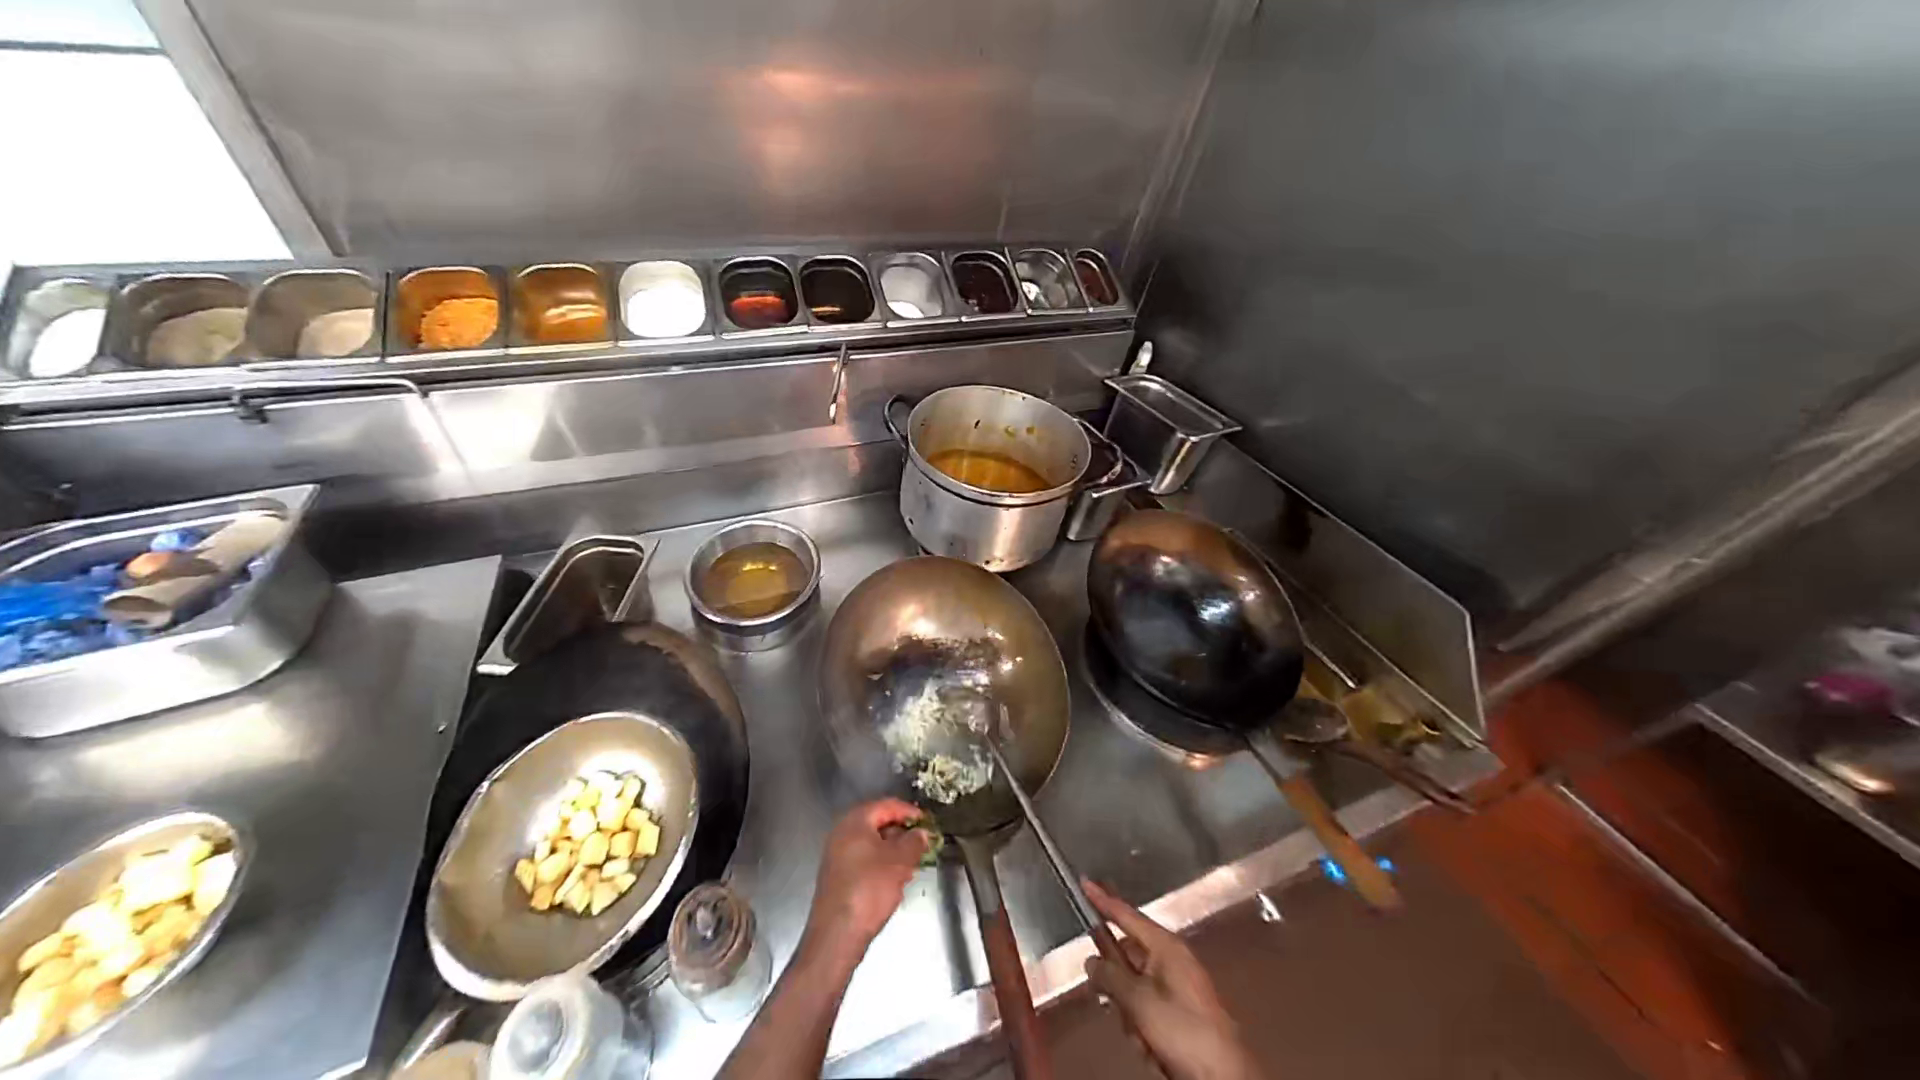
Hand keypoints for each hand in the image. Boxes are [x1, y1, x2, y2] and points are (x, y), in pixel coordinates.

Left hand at [802, 798, 927, 958]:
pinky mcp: (837, 876)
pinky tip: (895, 881)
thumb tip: (920, 833)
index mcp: (854, 822)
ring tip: (912, 865)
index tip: (927, 822)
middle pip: (877, 823)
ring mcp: (837, 856)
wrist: (837, 934)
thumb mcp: (899, 862)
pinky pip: (864, 861)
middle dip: (901, 833)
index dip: (909, 811)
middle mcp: (842, 833)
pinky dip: (881, 865)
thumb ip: (914, 842)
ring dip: (893, 851)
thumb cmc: (869, 889)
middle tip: (921, 844)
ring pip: (871, 844)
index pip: (886, 805)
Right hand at [1083, 880, 1264, 1079]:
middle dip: (1117, 988)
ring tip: (1145, 1040)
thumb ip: (1110, 977)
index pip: (1127, 915)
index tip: (1084, 883)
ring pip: (1132, 990)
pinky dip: (1143, 1031)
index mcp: (1165, 947)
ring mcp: (1176, 987)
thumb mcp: (1139, 1002)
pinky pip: (1145, 1011)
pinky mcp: (1178, 1013)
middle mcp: (1171, 961)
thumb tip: (1091, 961)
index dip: (1103, 900)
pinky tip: (1154, 1051)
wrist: (1224, 1078)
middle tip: (1120, 1009)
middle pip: (1125, 959)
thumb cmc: (1183, 1030)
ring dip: (1131, 1017)